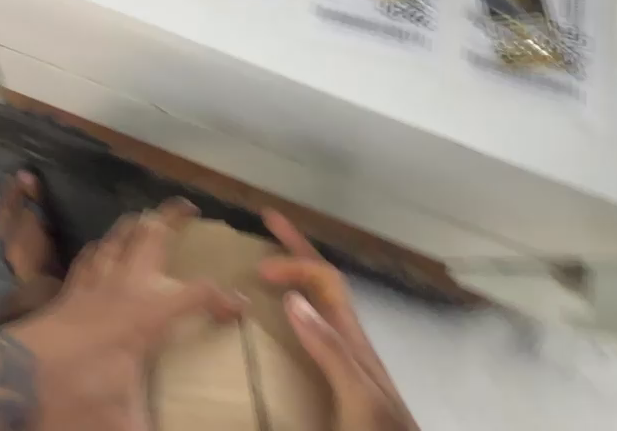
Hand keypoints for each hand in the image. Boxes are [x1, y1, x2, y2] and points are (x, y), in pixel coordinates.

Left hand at [5, 198, 241, 429]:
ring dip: (137, 224)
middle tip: (189, 210)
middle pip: (152, 234)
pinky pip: (91, 254)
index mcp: (147, 313)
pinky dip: (105, 245)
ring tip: (150, 221)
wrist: (15, 380)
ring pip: (119, 234)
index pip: (197, 293)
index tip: (239, 306)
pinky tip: (106, 249)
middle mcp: (124, 286)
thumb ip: (148, 425)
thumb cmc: (75, 395)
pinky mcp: (68, 288)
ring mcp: (93, 282)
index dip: (223, 298)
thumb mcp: (122, 422)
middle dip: (173, 216)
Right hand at [259, 209, 418, 430]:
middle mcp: (348, 339)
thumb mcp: (357, 396)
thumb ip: (329, 350)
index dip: (295, 262)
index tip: (260, 268)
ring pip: (321, 302)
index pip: (325, 278)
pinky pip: (315, 330)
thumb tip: (292, 298)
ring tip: (270, 265)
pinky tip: (282, 324)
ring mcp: (345, 360)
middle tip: (270, 220)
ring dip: (298, 275)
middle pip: (324, 279)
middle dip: (298, 247)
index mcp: (350, 336)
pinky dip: (297, 310)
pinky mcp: (338, 383)